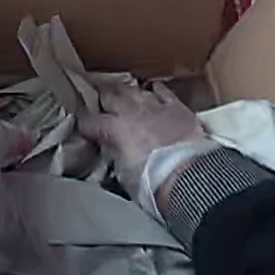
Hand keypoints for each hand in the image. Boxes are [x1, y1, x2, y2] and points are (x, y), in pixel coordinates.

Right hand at [80, 81, 216, 219]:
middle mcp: (130, 111)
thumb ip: (113, 155)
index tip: (83, 128)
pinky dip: (154, 91)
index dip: (84, 124)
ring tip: (122, 95)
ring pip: (133, 90)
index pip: (90, 121)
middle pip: (109, 96)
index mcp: (113, 129)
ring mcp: (153, 106)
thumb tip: (108, 148)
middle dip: (102, 99)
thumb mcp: (123, 175)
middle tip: (99, 104)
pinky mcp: (176, 107)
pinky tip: (151, 91)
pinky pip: (161, 91)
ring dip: (125, 93)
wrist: (191, 179)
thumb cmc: (154, 184)